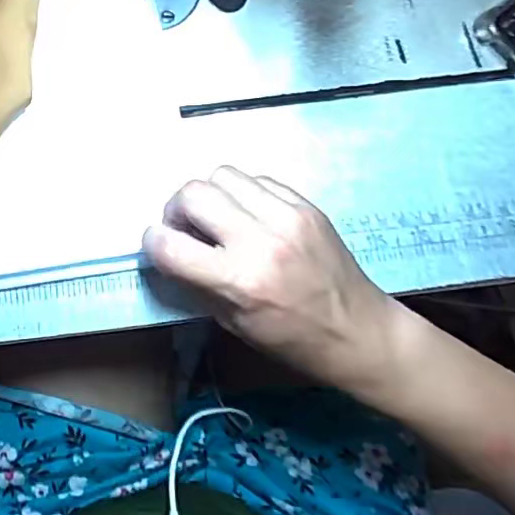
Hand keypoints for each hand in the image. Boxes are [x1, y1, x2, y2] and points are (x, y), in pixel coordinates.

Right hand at [142, 167, 413, 394]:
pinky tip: (251, 216)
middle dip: (177, 209)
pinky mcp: (306, 205)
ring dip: (210, 195)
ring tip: (219, 218)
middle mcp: (261, 241)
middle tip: (186, 228)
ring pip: (223, 174)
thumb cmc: (292, 340)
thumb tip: (167, 249)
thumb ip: (195, 281)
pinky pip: (258, 180)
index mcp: (239, 282)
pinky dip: (243, 194)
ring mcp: (287, 217)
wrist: (361, 332)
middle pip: (193, 193)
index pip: (169, 244)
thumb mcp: (232, 323)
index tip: (158, 245)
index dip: (153, 242)